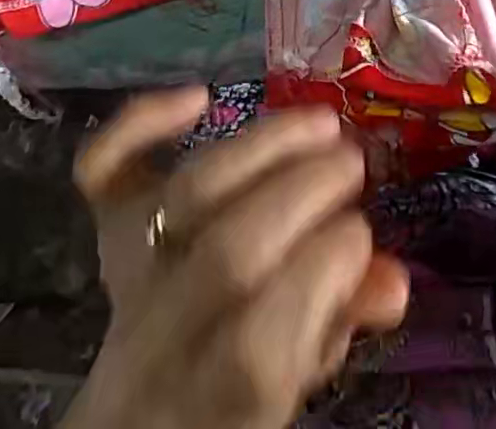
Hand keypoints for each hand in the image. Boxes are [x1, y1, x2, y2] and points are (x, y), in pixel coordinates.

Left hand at [63, 88, 409, 428]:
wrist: (139, 405)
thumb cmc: (230, 392)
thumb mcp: (293, 381)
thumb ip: (336, 328)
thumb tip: (393, 276)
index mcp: (214, 398)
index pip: (257, 347)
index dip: (316, 274)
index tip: (364, 227)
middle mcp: (158, 335)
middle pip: (222, 257)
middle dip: (299, 195)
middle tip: (354, 160)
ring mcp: (124, 270)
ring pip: (181, 198)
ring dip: (259, 149)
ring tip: (321, 122)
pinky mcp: (105, 225)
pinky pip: (102, 166)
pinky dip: (141, 121)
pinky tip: (200, 97)